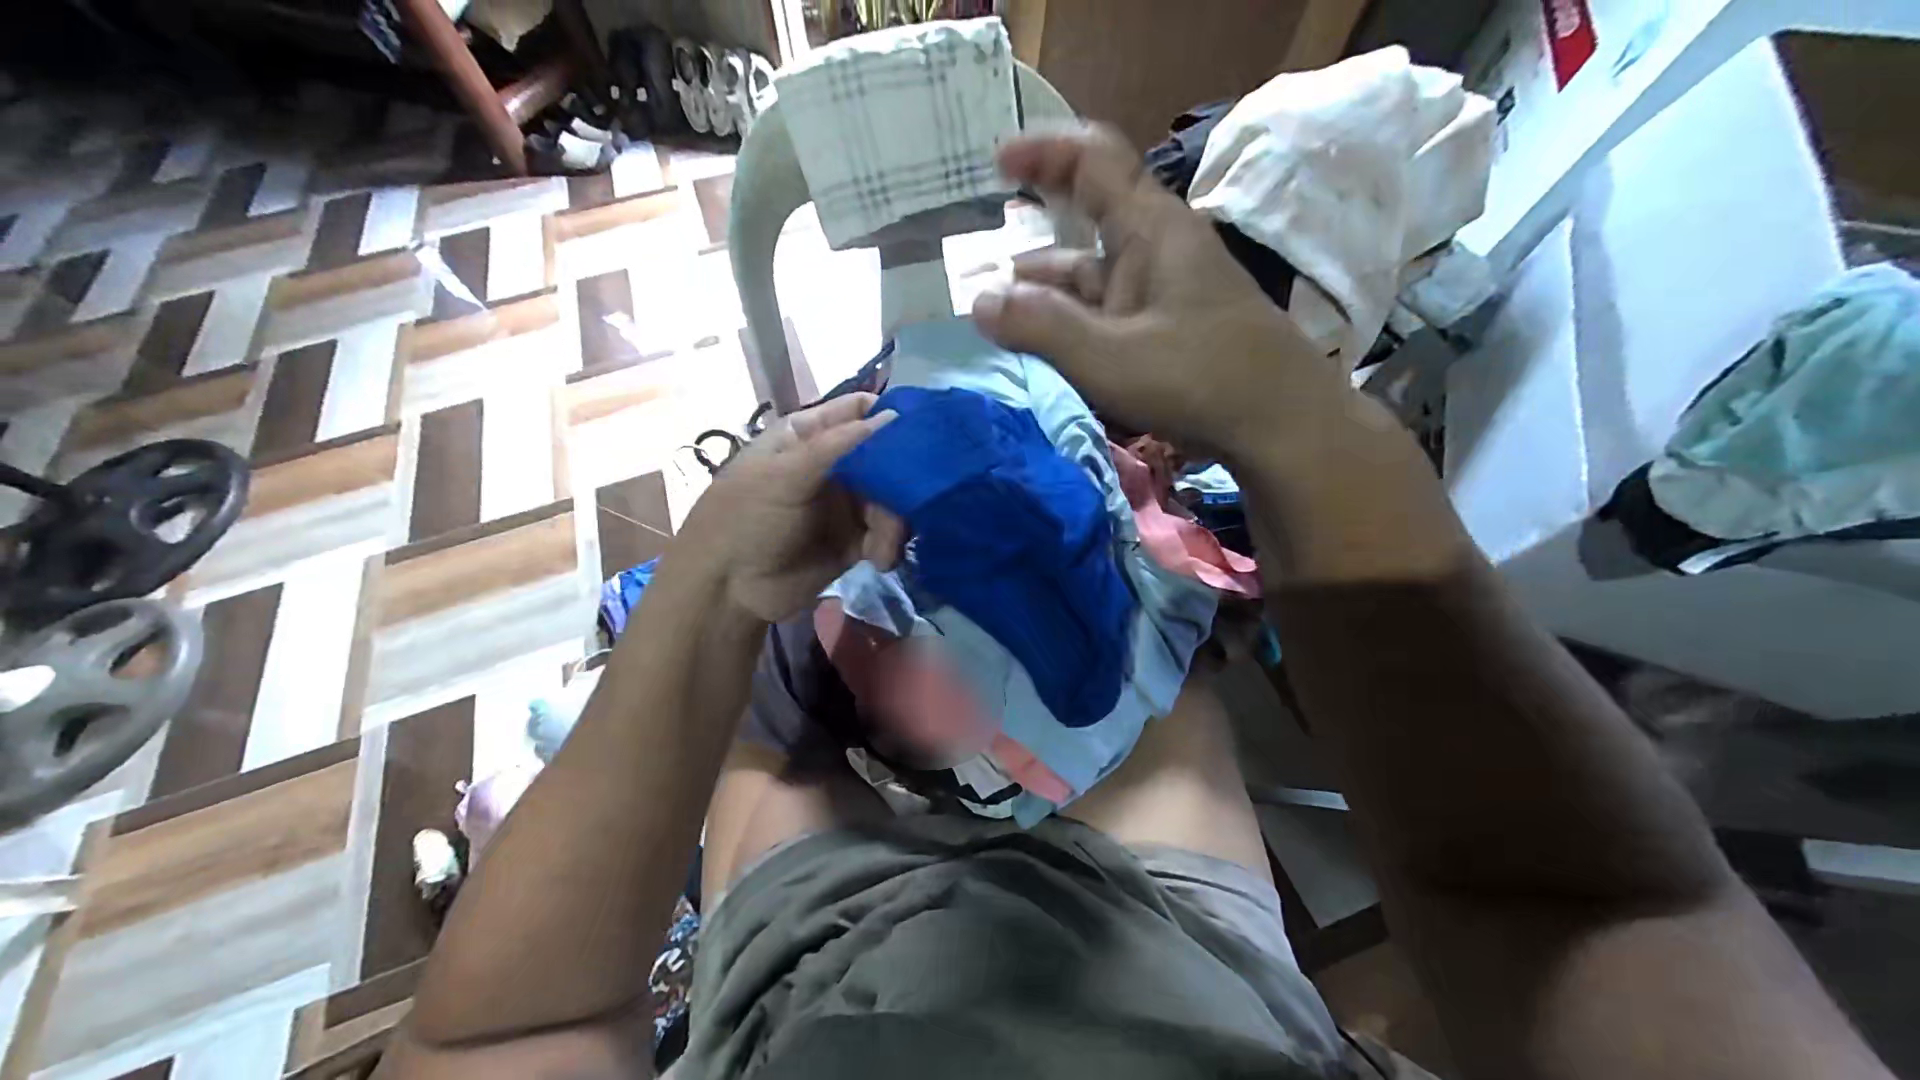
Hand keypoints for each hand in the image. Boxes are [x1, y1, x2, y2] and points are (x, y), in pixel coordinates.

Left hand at [671, 394, 904, 623]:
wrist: (727, 590)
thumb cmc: (746, 518)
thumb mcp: (784, 474)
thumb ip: (836, 445)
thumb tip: (892, 417)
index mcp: (809, 437)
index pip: (856, 413)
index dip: (887, 416)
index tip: (920, 430)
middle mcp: (832, 466)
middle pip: (884, 460)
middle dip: (900, 479)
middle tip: (911, 499)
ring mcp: (844, 506)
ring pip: (890, 500)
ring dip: (895, 521)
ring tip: (884, 544)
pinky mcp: (854, 543)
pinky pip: (885, 536)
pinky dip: (888, 546)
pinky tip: (879, 560)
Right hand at [973, 125, 1356, 461]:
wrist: (1282, 426)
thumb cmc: (1200, 379)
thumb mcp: (1109, 357)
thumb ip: (1042, 328)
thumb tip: (979, 301)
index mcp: (1151, 231)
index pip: (1093, 161)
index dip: (1043, 153)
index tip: (996, 164)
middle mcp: (1157, 252)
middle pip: (1086, 227)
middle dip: (1033, 242)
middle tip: (980, 265)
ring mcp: (1164, 294)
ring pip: (1094, 280)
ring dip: (1047, 295)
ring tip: (998, 317)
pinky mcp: (1168, 332)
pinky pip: (1108, 316)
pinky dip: (1073, 327)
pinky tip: (1045, 350)